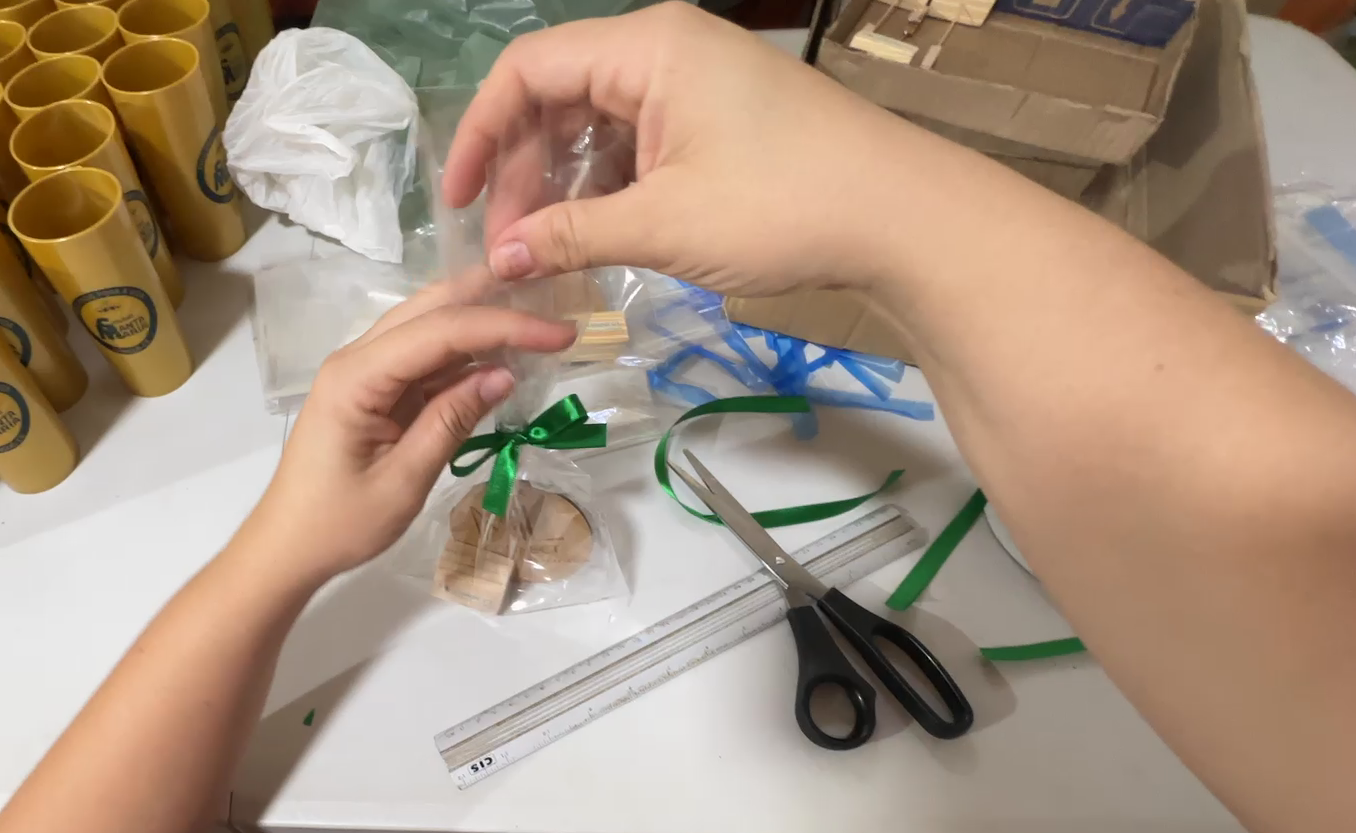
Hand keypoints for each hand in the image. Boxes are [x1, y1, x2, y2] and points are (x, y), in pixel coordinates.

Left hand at [239, 278, 575, 583]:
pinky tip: (499, 359)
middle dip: (495, 303)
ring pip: (428, 329)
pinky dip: (462, 359)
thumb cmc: (338, 525)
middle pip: (432, 310)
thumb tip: (504, 374)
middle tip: (555, 307)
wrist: (288, 547)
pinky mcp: (373, 393)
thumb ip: (451, 422)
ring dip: (481, 325)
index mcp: (356, 377)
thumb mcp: (403, 481)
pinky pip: (422, 362)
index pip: (440, 330)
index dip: (504, 325)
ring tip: (539, 325)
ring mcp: (363, 373)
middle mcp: (356, 360)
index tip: (561, 333)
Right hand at [442, 2, 961, 296]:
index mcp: (645, 49)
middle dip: (520, 180)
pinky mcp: (701, 130)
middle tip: (509, 254)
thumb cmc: (779, 206)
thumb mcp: (660, 224)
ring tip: (542, 259)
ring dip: (556, 196)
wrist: (897, 220)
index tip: (457, 204)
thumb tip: (499, 261)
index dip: (480, 136)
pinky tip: (585, 246)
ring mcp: (684, 93)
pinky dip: (596, 200)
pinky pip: (624, 156)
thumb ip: (569, 238)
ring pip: (587, 136)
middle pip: (553, 104)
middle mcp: (659, 55)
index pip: (527, 71)